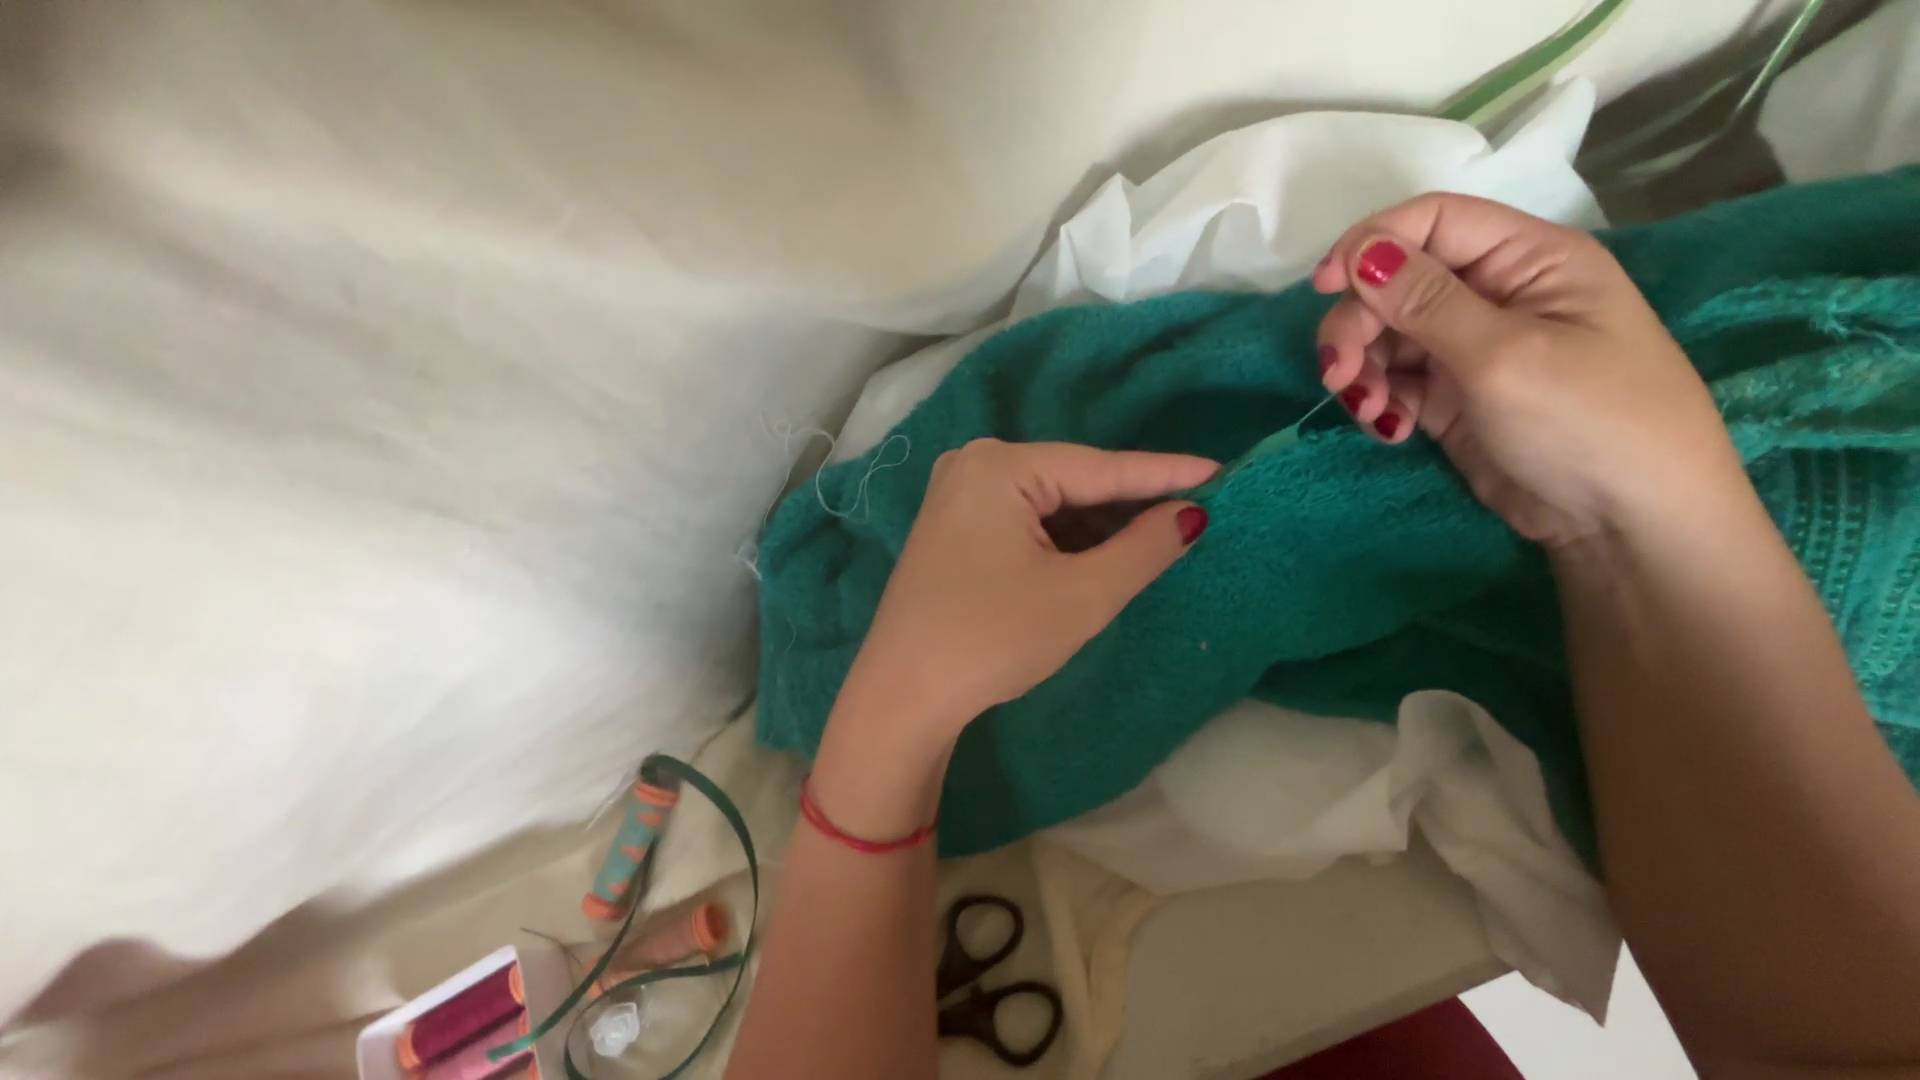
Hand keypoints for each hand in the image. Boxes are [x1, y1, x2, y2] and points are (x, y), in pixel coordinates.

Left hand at [835, 439, 1216, 745]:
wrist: (903, 696)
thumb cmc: (993, 639)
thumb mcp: (1081, 595)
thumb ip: (1143, 548)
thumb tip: (1190, 515)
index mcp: (999, 467)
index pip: (1101, 467)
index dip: (1165, 474)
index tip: (1220, 472)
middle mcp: (972, 465)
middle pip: (1072, 481)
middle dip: (1129, 504)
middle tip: (1193, 514)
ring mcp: (957, 496)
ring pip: (1048, 503)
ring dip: (1097, 526)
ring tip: (1155, 541)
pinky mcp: (952, 529)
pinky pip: (1022, 521)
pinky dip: (1062, 539)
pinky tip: (1098, 556)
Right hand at [1310, 194, 1749, 547]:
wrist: (1623, 523)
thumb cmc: (1587, 420)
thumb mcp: (1503, 355)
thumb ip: (1426, 301)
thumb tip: (1361, 251)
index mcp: (1527, 259)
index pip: (1432, 223)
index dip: (1371, 244)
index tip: (1323, 287)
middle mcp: (1493, 295)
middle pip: (1395, 285)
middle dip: (1357, 325)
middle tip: (1338, 375)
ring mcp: (1469, 349)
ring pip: (1384, 337)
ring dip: (1361, 370)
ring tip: (1368, 411)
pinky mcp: (1450, 398)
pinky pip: (1393, 382)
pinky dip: (1378, 402)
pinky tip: (1389, 429)